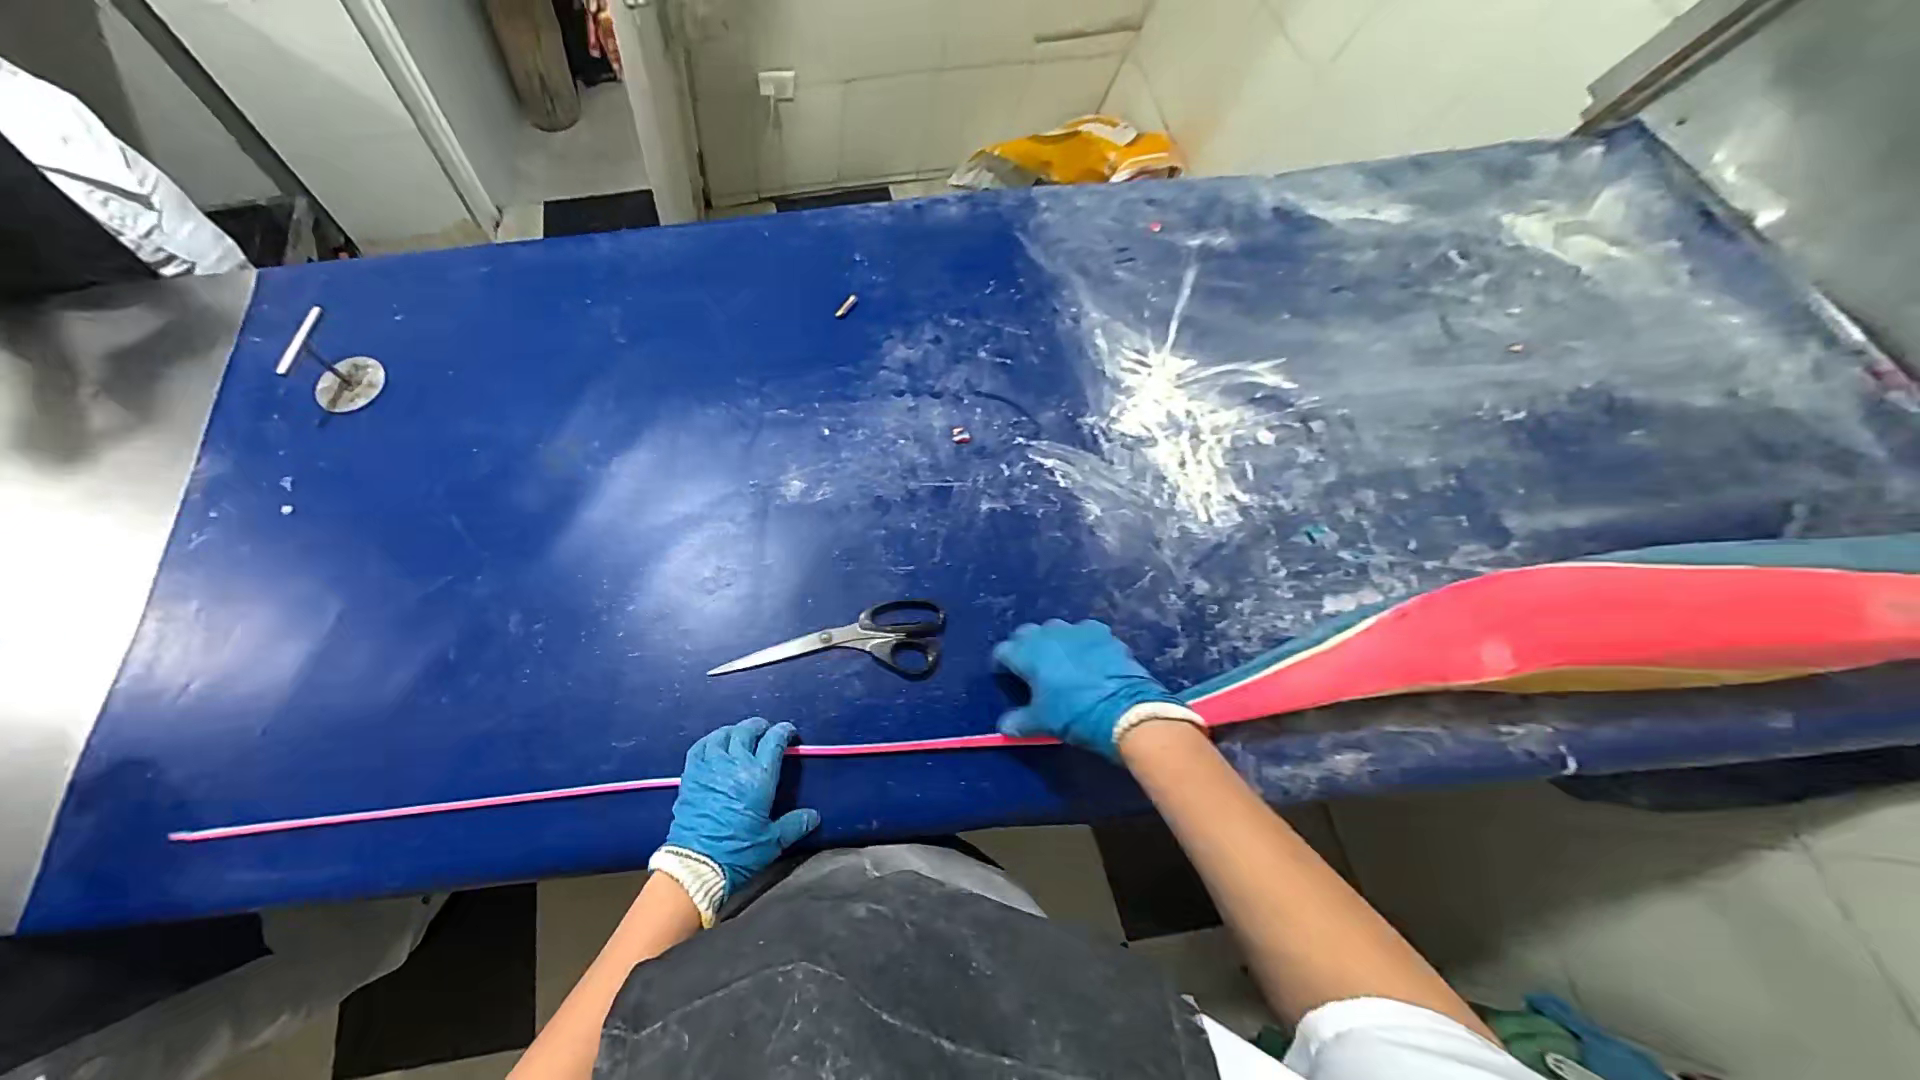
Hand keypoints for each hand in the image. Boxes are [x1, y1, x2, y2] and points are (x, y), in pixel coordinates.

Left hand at [657, 718, 818, 915]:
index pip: (774, 740)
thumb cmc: (738, 852)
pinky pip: (700, 747)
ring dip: (734, 730)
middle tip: (765, 730)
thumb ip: (795, 824)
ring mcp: (710, 767)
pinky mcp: (691, 776)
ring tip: (740, 734)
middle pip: (747, 731)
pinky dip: (710, 740)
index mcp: (759, 776)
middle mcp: (735, 764)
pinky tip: (715, 744)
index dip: (783, 731)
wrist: (696, 865)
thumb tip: (814, 815)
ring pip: (723, 735)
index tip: (789, 732)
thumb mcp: (773, 841)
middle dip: (759, 727)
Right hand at [992, 619, 1201, 759]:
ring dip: (1054, 643)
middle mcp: (1048, 634)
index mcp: (1027, 652)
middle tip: (1033, 671)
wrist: (1126, 710)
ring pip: (1056, 630)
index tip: (1008, 679)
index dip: (1002, 666)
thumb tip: (1005, 725)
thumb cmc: (1074, 714)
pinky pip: (1085, 633)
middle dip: (1026, 649)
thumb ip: (1019, 721)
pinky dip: (1082, 644)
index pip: (1002, 651)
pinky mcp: (1103, 633)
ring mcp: (1077, 630)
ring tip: (1062, 664)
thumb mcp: (1041, 723)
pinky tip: (1090, 660)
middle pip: (1027, 635)